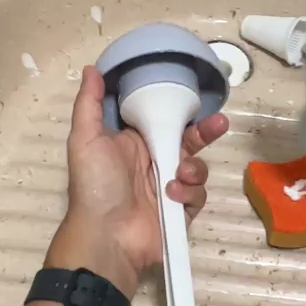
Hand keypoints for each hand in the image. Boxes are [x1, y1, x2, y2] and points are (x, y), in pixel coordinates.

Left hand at [48, 65, 229, 294]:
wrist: (107, 237)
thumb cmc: (95, 184)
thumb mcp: (85, 139)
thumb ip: (90, 103)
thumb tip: (92, 68)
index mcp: (132, 142)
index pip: (161, 118)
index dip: (178, 107)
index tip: (194, 97)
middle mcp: (153, 161)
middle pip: (188, 140)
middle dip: (206, 131)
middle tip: (220, 123)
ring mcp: (169, 186)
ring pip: (197, 167)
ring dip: (192, 169)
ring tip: (177, 176)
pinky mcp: (182, 209)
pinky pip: (198, 193)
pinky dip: (188, 193)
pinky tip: (172, 197)